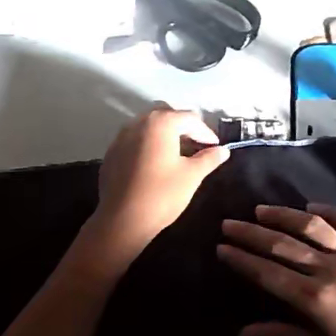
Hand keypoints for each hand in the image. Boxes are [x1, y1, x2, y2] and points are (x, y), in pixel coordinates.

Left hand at [82, 107, 230, 268]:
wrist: (122, 220)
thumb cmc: (162, 195)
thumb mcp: (192, 176)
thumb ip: (209, 158)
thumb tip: (223, 151)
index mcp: (160, 123)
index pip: (189, 118)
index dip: (206, 132)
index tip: (215, 148)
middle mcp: (138, 123)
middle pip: (167, 115)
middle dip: (184, 128)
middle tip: (198, 146)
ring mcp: (121, 137)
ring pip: (149, 127)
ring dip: (166, 135)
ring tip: (179, 155)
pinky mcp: (112, 153)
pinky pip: (135, 141)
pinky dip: (149, 145)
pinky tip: (156, 165)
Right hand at [217, 204, 335, 335]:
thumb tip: (244, 333)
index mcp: (315, 299)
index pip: (267, 273)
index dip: (241, 259)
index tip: (221, 247)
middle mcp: (330, 269)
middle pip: (282, 245)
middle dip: (251, 233)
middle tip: (228, 223)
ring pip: (311, 227)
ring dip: (282, 216)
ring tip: (260, 210)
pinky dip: (329, 212)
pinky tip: (313, 208)